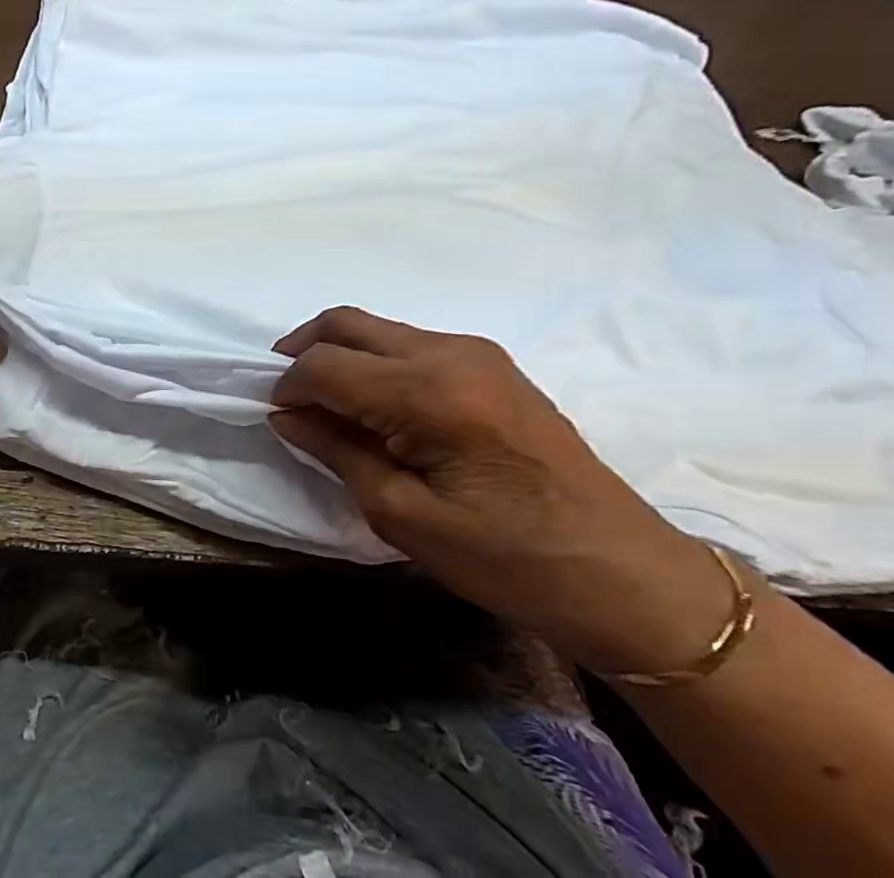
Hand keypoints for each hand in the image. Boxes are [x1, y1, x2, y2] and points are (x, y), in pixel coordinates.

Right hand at [268, 306, 737, 674]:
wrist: (618, 570)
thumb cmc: (506, 559)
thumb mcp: (403, 516)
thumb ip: (338, 452)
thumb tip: (287, 416)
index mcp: (429, 392)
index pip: (327, 364)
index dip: (288, 387)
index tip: (275, 419)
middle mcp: (451, 352)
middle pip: (349, 323)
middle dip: (304, 351)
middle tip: (286, 396)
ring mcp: (478, 352)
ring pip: (380, 329)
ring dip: (341, 356)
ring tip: (326, 407)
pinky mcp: (493, 365)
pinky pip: (412, 346)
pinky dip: (376, 364)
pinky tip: (373, 407)